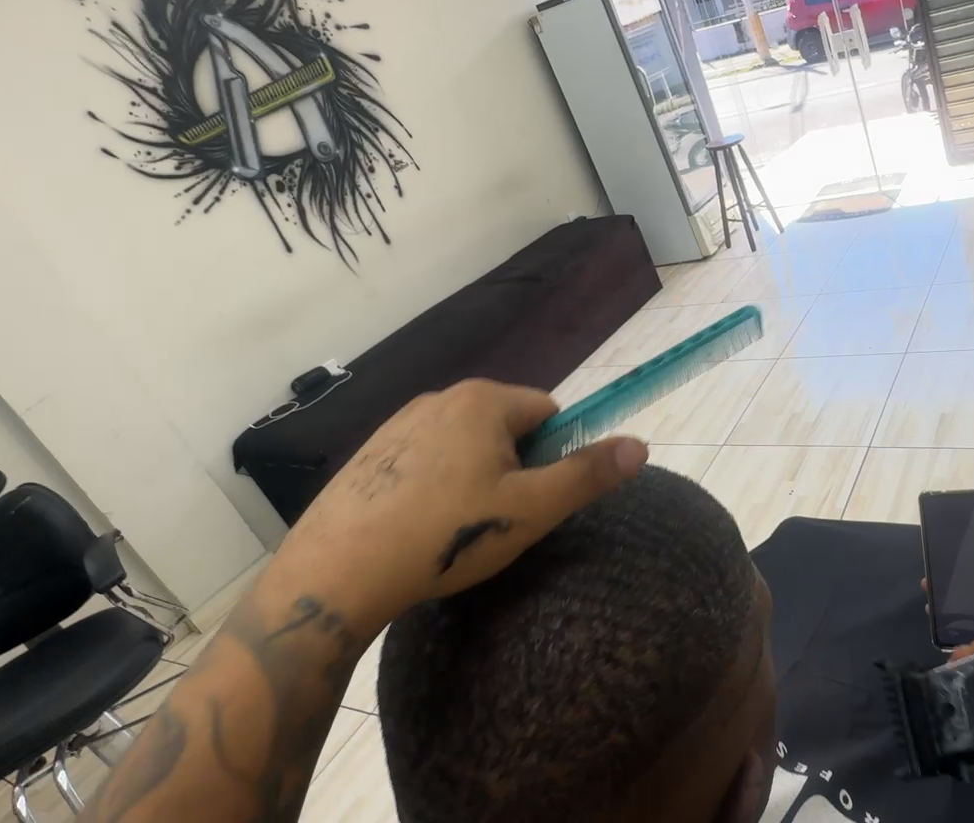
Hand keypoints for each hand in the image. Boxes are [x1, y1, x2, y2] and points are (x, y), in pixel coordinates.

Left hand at [272, 379, 645, 628]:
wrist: (333, 576)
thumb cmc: (446, 536)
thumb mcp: (531, 510)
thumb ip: (589, 474)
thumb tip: (641, 445)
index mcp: (484, 400)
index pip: (550, 413)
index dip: (554, 457)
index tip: (533, 500)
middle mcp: (443, 397)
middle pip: (508, 427)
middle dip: (514, 468)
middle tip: (498, 520)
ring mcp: (400, 423)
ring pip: (468, 444)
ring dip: (477, 477)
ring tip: (457, 529)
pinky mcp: (372, 453)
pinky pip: (429, 458)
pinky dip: (438, 485)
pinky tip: (422, 527)